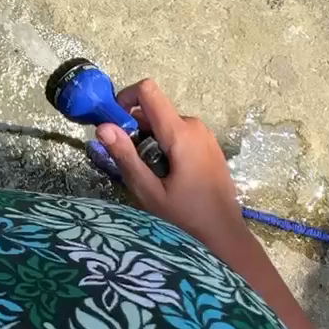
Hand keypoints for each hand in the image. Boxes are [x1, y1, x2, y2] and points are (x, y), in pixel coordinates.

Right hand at [95, 80, 246, 251]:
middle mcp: (194, 126)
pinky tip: (163, 173)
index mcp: (180, 133)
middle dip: (133, 128)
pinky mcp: (207, 146)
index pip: (148, 90)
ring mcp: (204, 135)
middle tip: (128, 160)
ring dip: (146, 138)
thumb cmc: (186, 218)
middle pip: (152, 110)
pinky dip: (162, 144)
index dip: (125, 98)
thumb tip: (102, 126)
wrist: (226, 238)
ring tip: (147, 172)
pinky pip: (176, 132)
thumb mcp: (148, 191)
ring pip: (163, 122)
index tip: (114, 124)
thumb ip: (125, 156)